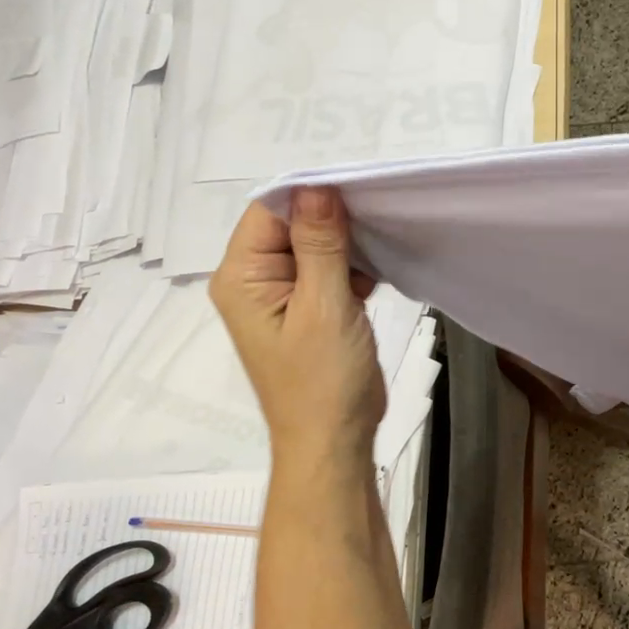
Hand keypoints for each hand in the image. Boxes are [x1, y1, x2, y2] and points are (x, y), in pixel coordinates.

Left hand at [211, 188, 384, 460]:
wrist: (333, 438)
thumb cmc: (324, 378)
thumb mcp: (326, 307)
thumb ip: (321, 246)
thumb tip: (318, 189)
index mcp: (243, 277)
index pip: (270, 213)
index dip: (311, 197)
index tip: (362, 190)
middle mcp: (256, 282)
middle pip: (291, 227)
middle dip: (334, 220)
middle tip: (381, 215)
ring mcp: (284, 298)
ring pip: (315, 249)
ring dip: (348, 245)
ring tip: (384, 243)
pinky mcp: (312, 312)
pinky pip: (329, 273)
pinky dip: (354, 269)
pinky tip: (379, 274)